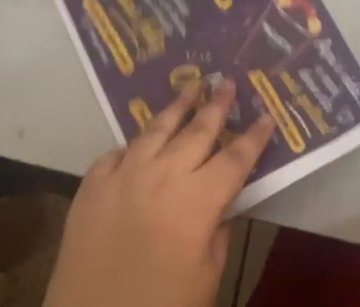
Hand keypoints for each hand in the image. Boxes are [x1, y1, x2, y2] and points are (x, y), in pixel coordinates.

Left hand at [45, 79, 276, 306]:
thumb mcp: (205, 279)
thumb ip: (218, 234)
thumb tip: (220, 206)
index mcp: (198, 201)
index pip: (236, 159)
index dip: (254, 137)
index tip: (267, 115)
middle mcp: (164, 175)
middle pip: (198, 131)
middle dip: (217, 105)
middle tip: (227, 81)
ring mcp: (124, 176)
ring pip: (156, 130)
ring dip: (177, 107)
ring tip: (191, 87)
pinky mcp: (92, 186)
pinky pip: (116, 154)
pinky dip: (131, 146)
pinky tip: (138, 144)